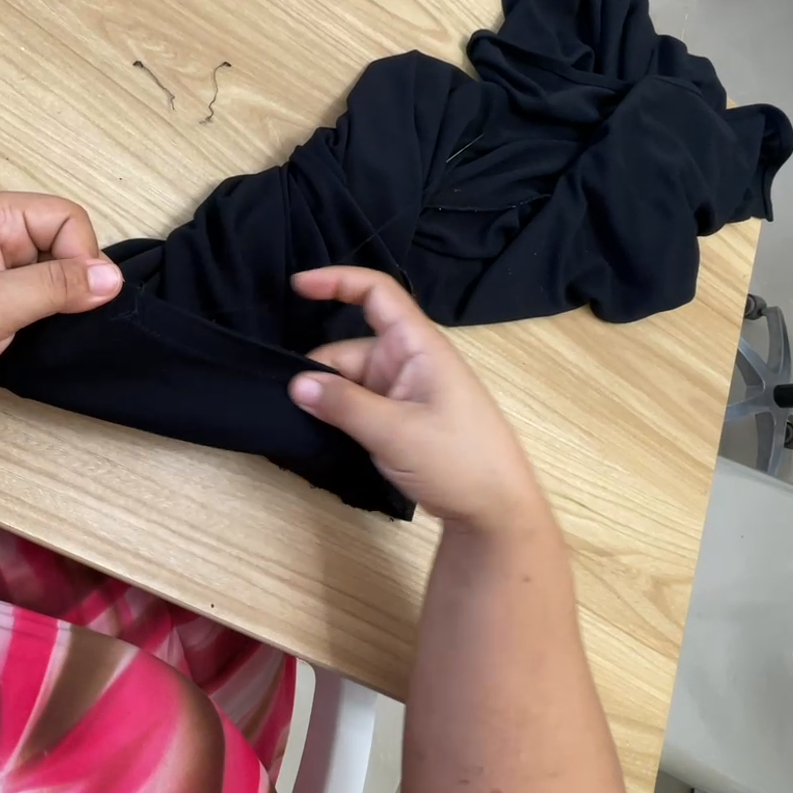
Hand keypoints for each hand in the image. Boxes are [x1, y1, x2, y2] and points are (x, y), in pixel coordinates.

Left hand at [0, 192, 122, 411]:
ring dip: (68, 303)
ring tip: (53, 330)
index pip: (65, 218)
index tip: (78, 295)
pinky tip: (48, 341)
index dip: (81, 254)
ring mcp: (0, 276)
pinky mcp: (2, 309)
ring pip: (61, 278)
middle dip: (77, 279)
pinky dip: (58, 321)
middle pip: (68, 245)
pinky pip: (47, 305)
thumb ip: (54, 287)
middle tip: (64, 315)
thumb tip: (112, 279)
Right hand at [287, 267, 544, 528]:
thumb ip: (343, 405)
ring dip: (329, 400)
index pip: (377, 293)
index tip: (297, 285)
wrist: (496, 512)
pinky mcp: (401, 418)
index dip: (338, 281)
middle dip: (321, 373)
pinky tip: (322, 434)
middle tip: (295, 407)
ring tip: (309, 428)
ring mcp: (404, 391)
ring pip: (350, 381)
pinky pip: (359, 404)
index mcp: (418, 346)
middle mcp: (409, 361)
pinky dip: (339, 415)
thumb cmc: (459, 461)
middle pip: (350, 349)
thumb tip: (295, 384)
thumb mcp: (396, 432)